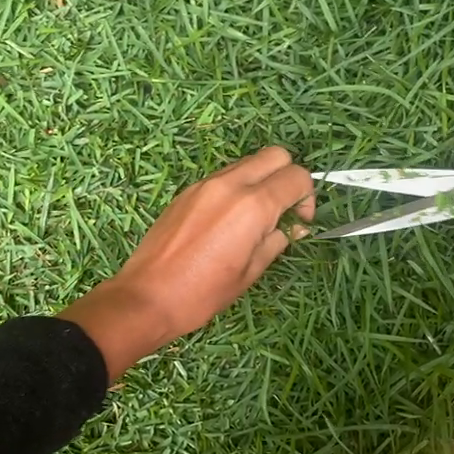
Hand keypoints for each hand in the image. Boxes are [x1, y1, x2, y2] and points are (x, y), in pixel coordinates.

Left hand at [61, 148, 314, 379]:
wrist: (147, 297)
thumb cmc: (202, 294)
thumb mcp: (250, 273)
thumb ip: (276, 242)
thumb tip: (293, 228)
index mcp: (252, 206)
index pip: (296, 177)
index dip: (307, 198)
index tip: (299, 222)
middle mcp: (230, 185)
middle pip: (276, 155)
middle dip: (288, 178)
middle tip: (282, 212)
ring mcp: (205, 184)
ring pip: (249, 162)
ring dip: (262, 181)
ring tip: (255, 220)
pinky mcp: (188, 191)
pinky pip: (224, 176)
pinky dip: (238, 188)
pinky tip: (229, 222)